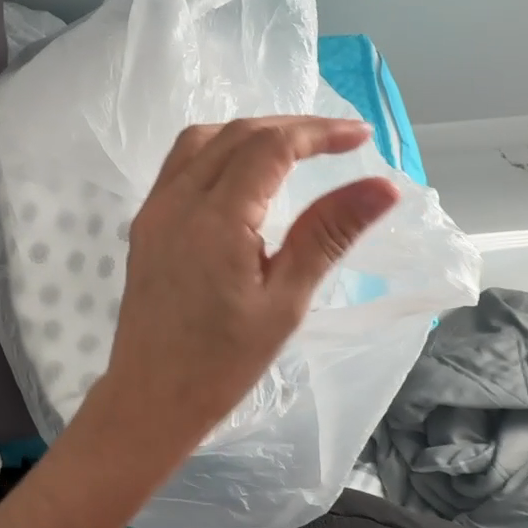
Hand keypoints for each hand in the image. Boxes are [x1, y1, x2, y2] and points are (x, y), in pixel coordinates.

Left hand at [93, 116, 398, 447]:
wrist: (149, 399)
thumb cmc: (222, 364)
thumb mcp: (286, 301)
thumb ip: (327, 234)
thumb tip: (383, 186)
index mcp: (214, 219)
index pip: (269, 146)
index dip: (318, 132)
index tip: (361, 137)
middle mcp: (175, 202)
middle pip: (235, 134)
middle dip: (289, 128)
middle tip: (336, 142)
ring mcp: (153, 211)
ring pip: (201, 141)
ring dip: (248, 134)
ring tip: (294, 151)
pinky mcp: (144, 226)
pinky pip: (179, 165)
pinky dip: (217, 152)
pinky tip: (244, 176)